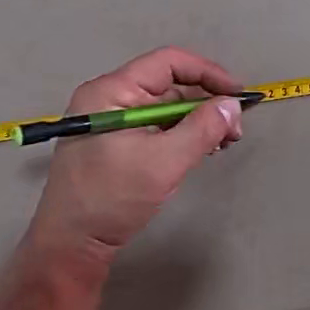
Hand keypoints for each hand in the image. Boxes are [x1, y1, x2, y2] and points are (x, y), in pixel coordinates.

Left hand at [25, 47, 244, 256]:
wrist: (71, 245)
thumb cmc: (111, 198)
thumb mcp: (162, 163)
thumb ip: (202, 129)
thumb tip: (233, 105)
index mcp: (111, 92)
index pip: (167, 63)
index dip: (207, 73)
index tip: (238, 95)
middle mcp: (110, 99)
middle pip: (169, 85)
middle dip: (207, 102)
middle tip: (235, 129)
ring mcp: (112, 122)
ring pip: (165, 107)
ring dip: (198, 120)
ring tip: (224, 142)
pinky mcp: (117, 144)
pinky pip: (156, 127)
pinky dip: (183, 134)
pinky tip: (203, 149)